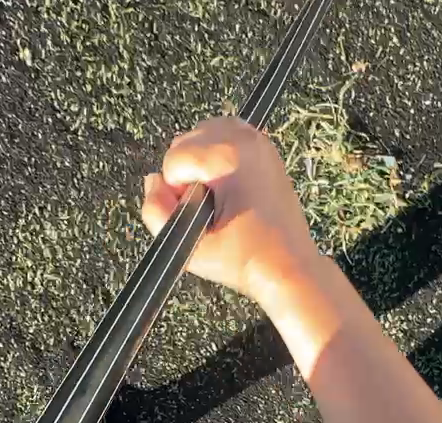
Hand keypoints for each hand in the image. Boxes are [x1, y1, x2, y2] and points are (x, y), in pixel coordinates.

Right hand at [141, 115, 322, 302]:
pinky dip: (216, 157)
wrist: (289, 267)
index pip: (173, 159)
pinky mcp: (264, 148)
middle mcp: (245, 139)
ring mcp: (257, 140)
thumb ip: (157, 214)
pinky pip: (224, 137)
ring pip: (203, 134)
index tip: (197, 216)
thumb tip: (152, 181)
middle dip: (186, 175)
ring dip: (198, 164)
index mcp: (228, 158)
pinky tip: (224, 188)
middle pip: (185, 140)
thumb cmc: (247, 261)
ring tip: (214, 199)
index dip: (175, 193)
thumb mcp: (191, 247)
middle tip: (206, 210)